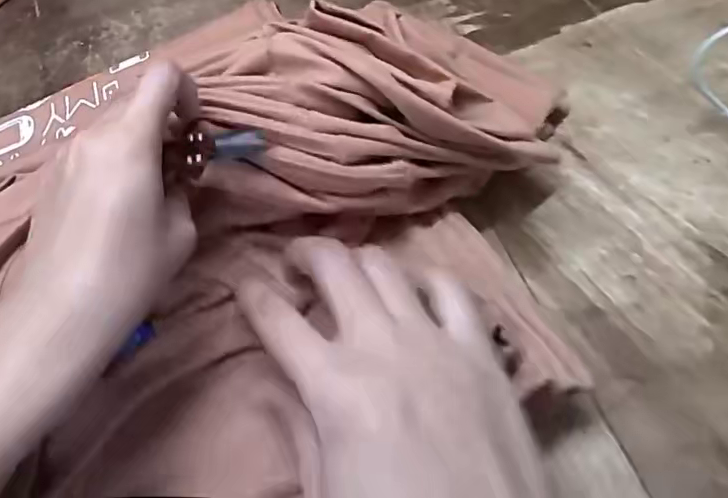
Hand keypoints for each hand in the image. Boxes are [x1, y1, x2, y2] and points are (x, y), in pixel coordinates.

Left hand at [9, 61, 199, 353]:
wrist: (57, 309)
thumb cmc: (128, 272)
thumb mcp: (178, 232)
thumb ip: (182, 188)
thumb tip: (172, 178)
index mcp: (128, 137)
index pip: (162, 74)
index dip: (187, 90)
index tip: (192, 129)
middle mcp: (93, 132)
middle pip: (135, 97)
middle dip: (162, 120)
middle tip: (175, 166)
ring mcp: (65, 150)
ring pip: (110, 122)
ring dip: (135, 138)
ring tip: (142, 189)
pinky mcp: (49, 172)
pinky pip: (89, 146)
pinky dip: (109, 155)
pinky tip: (109, 204)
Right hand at [237, 239, 547, 497]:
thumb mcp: (325, 491)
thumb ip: (298, 427)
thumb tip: (275, 386)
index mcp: (334, 386)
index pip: (274, 315)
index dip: (250, 292)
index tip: (244, 285)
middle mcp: (379, 346)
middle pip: (330, 263)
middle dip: (300, 254)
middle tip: (294, 270)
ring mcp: (434, 344)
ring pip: (381, 263)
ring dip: (354, 262)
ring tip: (347, 278)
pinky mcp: (483, 357)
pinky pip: (450, 289)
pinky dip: (423, 279)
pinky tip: (412, 294)